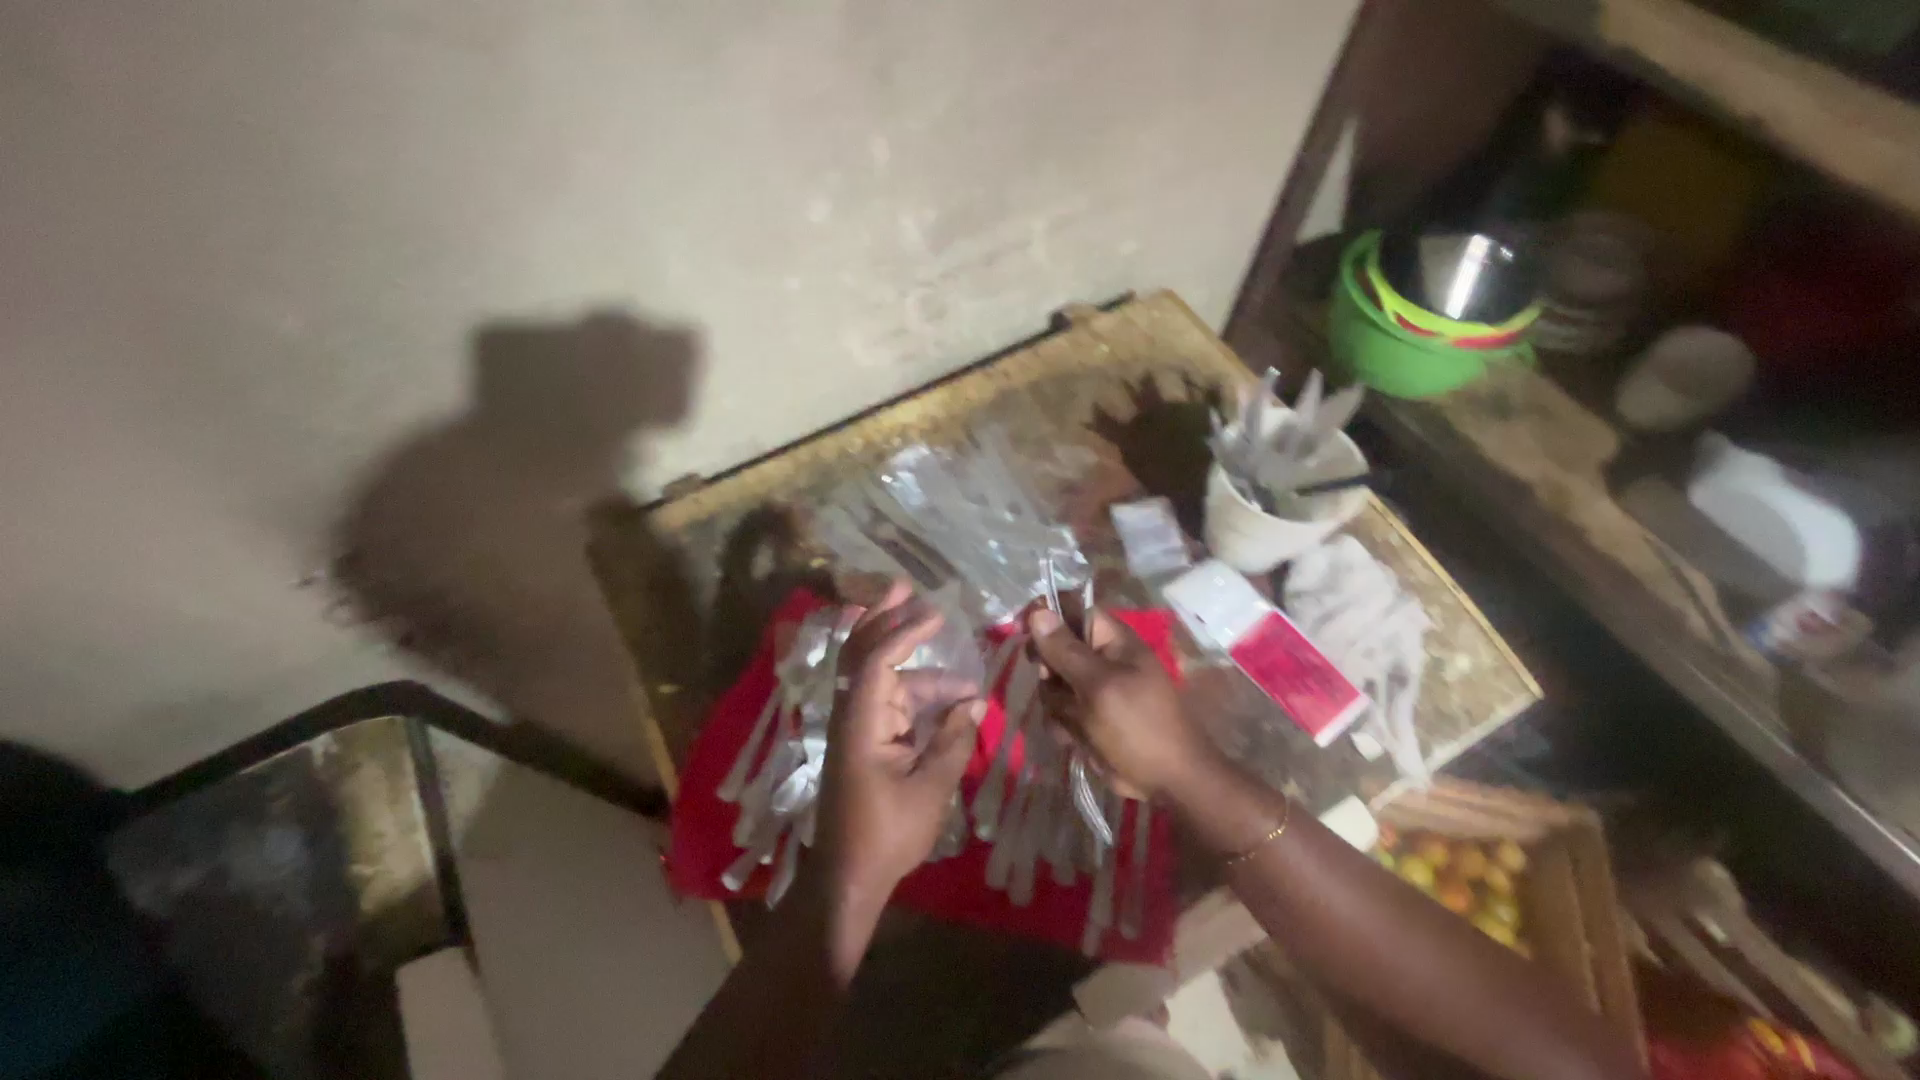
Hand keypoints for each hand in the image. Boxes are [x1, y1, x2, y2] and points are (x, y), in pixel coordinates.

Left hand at [813, 582, 982, 906]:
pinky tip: (953, 700)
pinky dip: (918, 693)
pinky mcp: (866, 741)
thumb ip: (953, 739)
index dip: (903, 631)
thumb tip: (974, 700)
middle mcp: (853, 714)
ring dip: (918, 667)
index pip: (876, 660)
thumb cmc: (888, 834)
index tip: (936, 614)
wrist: (849, 875)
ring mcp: (858, 726)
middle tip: (907, 588)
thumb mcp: (930, 788)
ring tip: (965, 676)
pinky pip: (892, 702)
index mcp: (860, 722)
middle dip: (884, 618)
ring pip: (884, 678)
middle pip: (863, 653)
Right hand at [1028, 607, 1221, 799]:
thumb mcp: (1099, 684)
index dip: (1046, 613)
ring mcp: (1090, 690)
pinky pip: (1056, 711)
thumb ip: (1066, 650)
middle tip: (1053, 681)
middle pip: (1053, 648)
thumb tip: (1038, 612)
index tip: (1022, 627)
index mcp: (1111, 640)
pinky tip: (1076, 739)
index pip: (1072, 609)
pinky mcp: (1084, 717)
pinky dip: (1062, 725)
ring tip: (1077, 721)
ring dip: (1057, 704)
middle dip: (1049, 669)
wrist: (1165, 779)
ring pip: (1050, 684)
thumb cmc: (1139, 723)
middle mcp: (1098, 659)